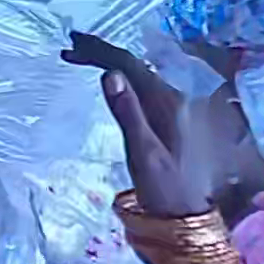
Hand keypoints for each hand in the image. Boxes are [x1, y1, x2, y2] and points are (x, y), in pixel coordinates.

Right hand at [62, 32, 212, 217]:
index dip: (101, 52)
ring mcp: (177, 104)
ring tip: (84, 54)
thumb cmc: (165, 190)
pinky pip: (145, 82)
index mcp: (168, 102)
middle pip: (136, 63)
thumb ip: (128, 113)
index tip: (73, 46)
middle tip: (72, 45)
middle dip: (103, 51)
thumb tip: (110, 73)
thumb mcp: (143, 154)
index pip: (130, 65)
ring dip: (112, 60)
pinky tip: (112, 76)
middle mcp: (176, 96)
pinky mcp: (174, 114)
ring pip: (140, 71)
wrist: (191, 217)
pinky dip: (124, 74)